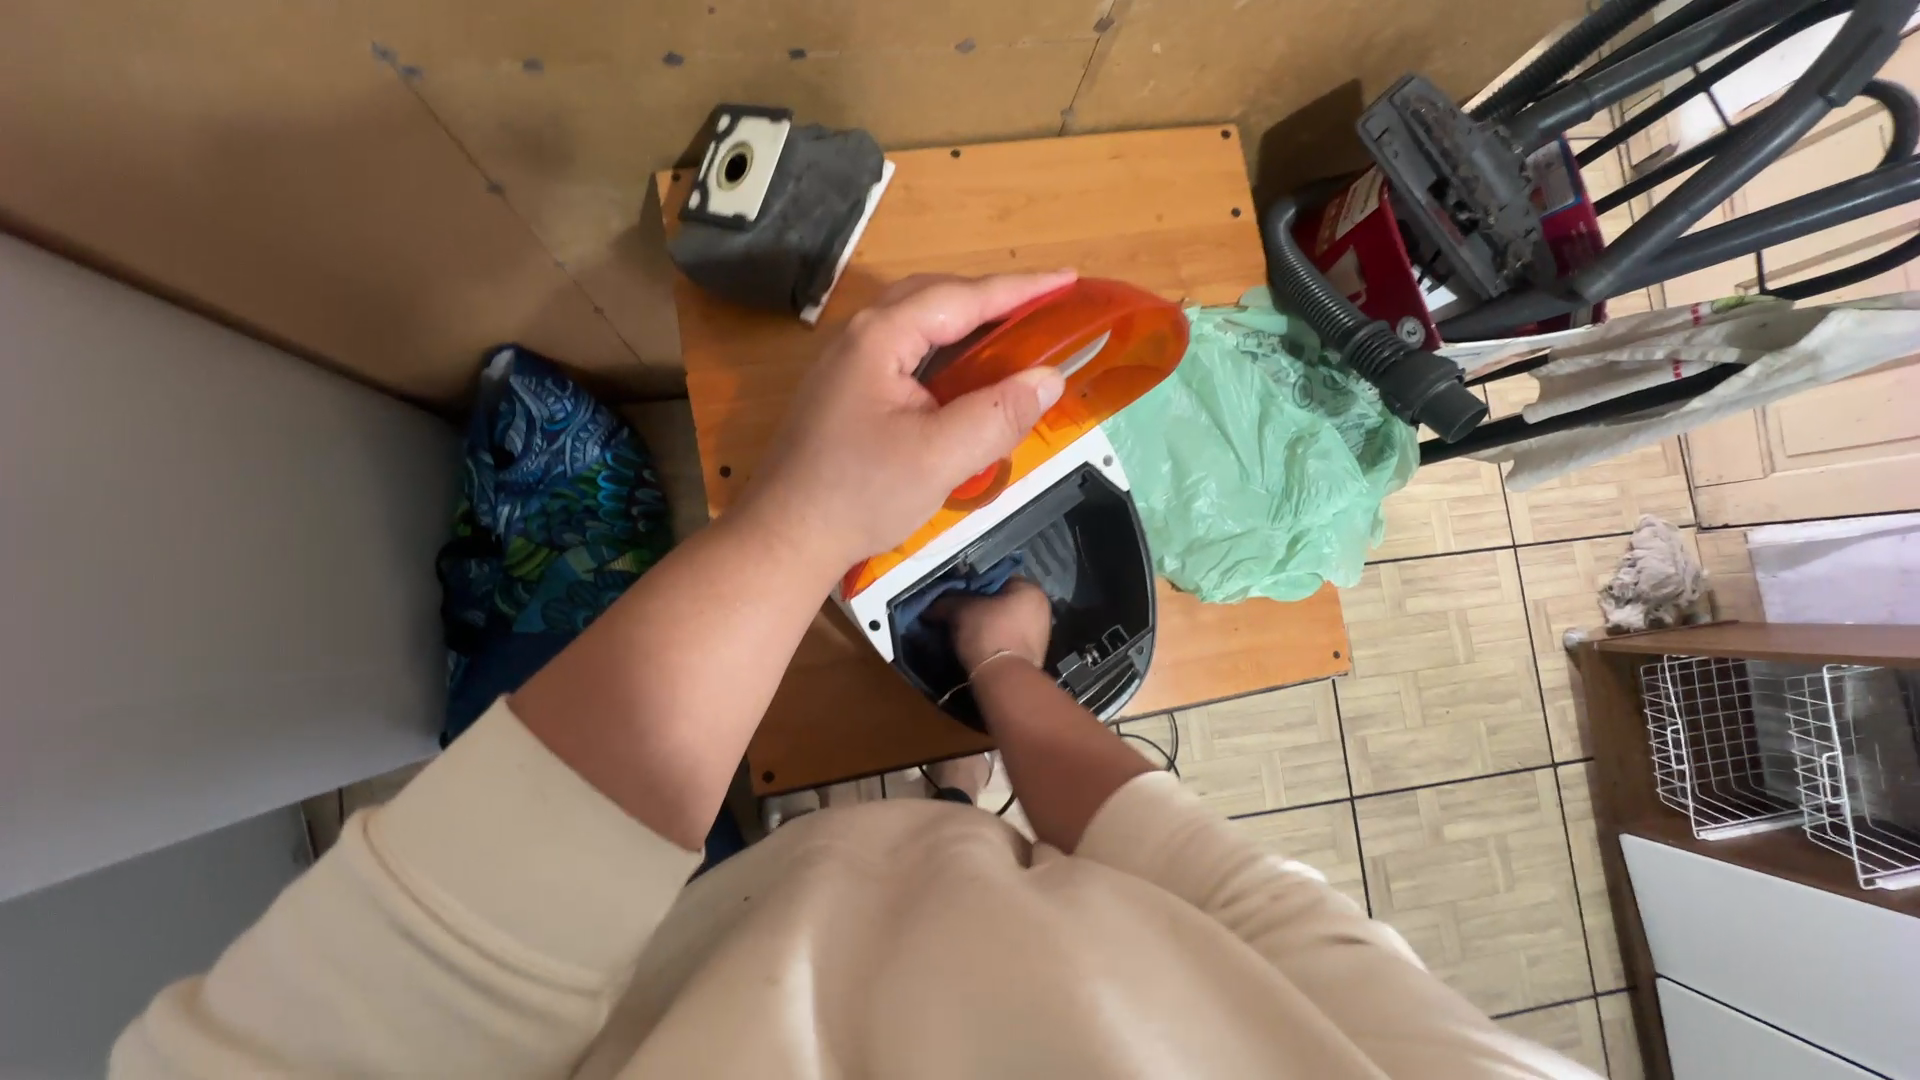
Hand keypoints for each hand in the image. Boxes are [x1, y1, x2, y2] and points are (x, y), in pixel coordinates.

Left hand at [735, 272, 1073, 570]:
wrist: (785, 537)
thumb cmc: (859, 495)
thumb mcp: (939, 458)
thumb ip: (997, 414)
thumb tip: (1048, 379)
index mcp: (880, 337)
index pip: (962, 298)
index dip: (1021, 289)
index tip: (1069, 279)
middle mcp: (860, 337)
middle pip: (936, 299)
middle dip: (993, 298)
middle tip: (1044, 307)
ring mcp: (847, 365)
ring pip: (918, 326)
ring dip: (967, 324)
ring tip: (1014, 333)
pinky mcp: (846, 393)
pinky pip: (907, 354)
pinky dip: (946, 354)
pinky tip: (963, 376)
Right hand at [944, 578, 1052, 672]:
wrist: (1003, 679)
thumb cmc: (987, 633)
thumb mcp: (960, 610)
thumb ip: (947, 602)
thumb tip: (932, 607)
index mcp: (1030, 590)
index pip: (997, 580)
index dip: (974, 588)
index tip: (957, 598)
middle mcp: (1041, 609)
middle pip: (1003, 603)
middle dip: (981, 609)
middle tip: (959, 616)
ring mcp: (1042, 635)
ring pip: (1006, 624)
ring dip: (987, 627)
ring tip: (965, 635)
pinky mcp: (1035, 657)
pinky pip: (1009, 642)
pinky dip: (995, 643)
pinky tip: (977, 649)